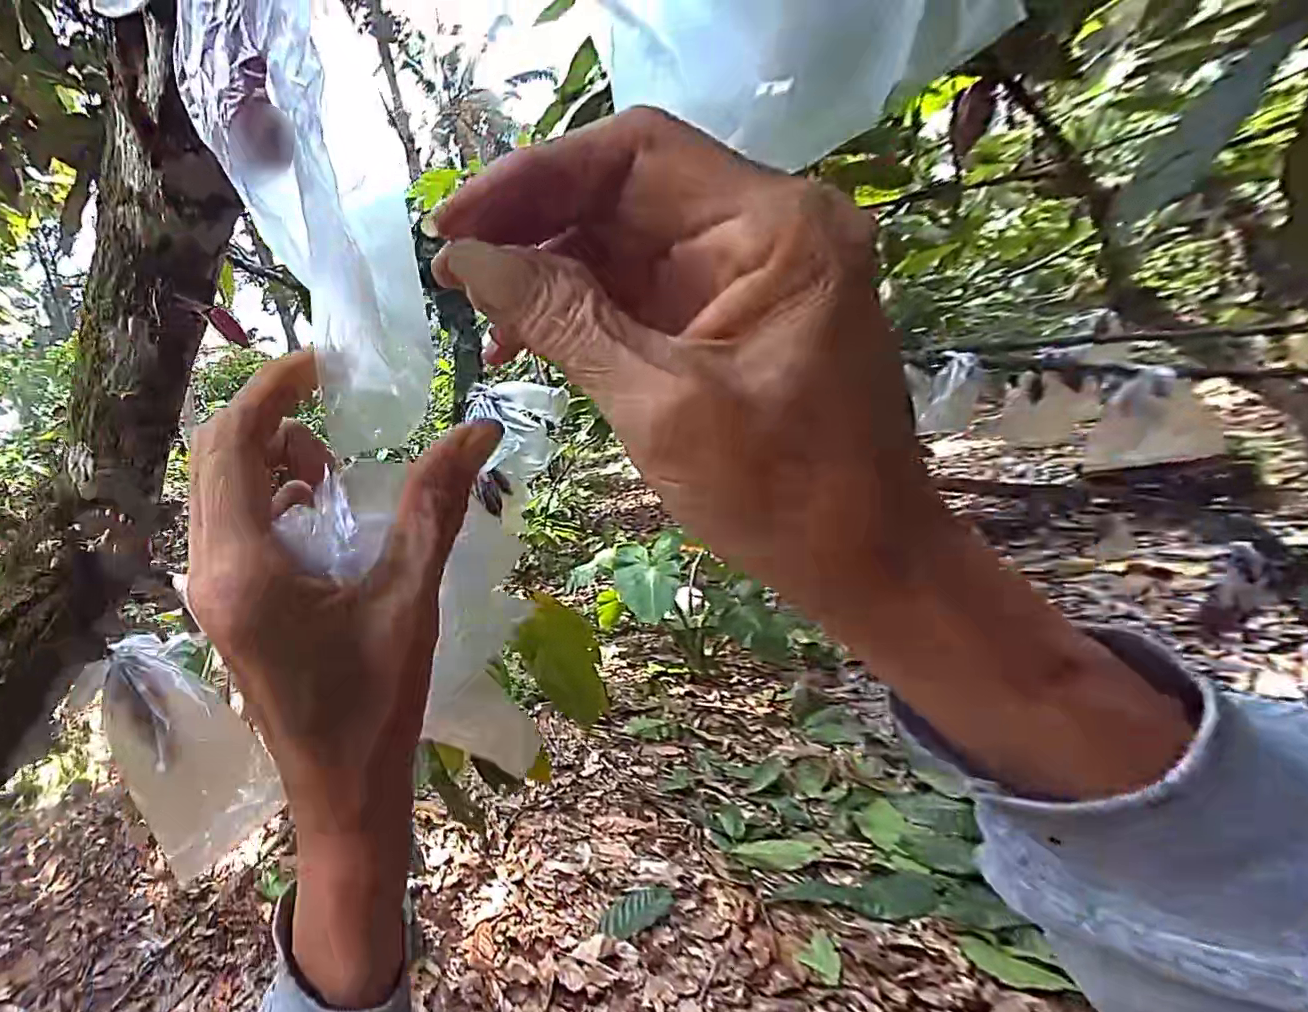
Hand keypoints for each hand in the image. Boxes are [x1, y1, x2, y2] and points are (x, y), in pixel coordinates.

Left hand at [187, 352, 497, 1004]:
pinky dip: (263, 496)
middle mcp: (207, 571)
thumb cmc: (376, 706)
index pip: (233, 442)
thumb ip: (435, 506)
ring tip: (328, 469)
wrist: (340, 793)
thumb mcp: (408, 599)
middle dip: (267, 416)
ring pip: (216, 489)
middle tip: (329, 404)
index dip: (272, 388)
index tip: (321, 363)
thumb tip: (477, 429)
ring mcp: (207, 591)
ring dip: (265, 458)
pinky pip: (226, 523)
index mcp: (242, 566)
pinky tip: (312, 514)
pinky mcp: (221, 606)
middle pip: (213, 456)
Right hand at [433, 107, 1188, 798]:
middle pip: (618, 194)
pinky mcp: (711, 321)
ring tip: (478, 315)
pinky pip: (626, 294)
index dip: (532, 178)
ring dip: (540, 273)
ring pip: (614, 245)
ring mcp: (733, 277)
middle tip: (451, 267)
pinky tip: (519, 344)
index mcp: (769, 229)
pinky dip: (569, 312)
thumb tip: (470, 262)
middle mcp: (755, 231)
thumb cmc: (777, 492)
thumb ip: (564, 322)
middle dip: (527, 225)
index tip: (455, 223)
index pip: (633, 156)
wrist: (856, 560)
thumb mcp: (658, 404)